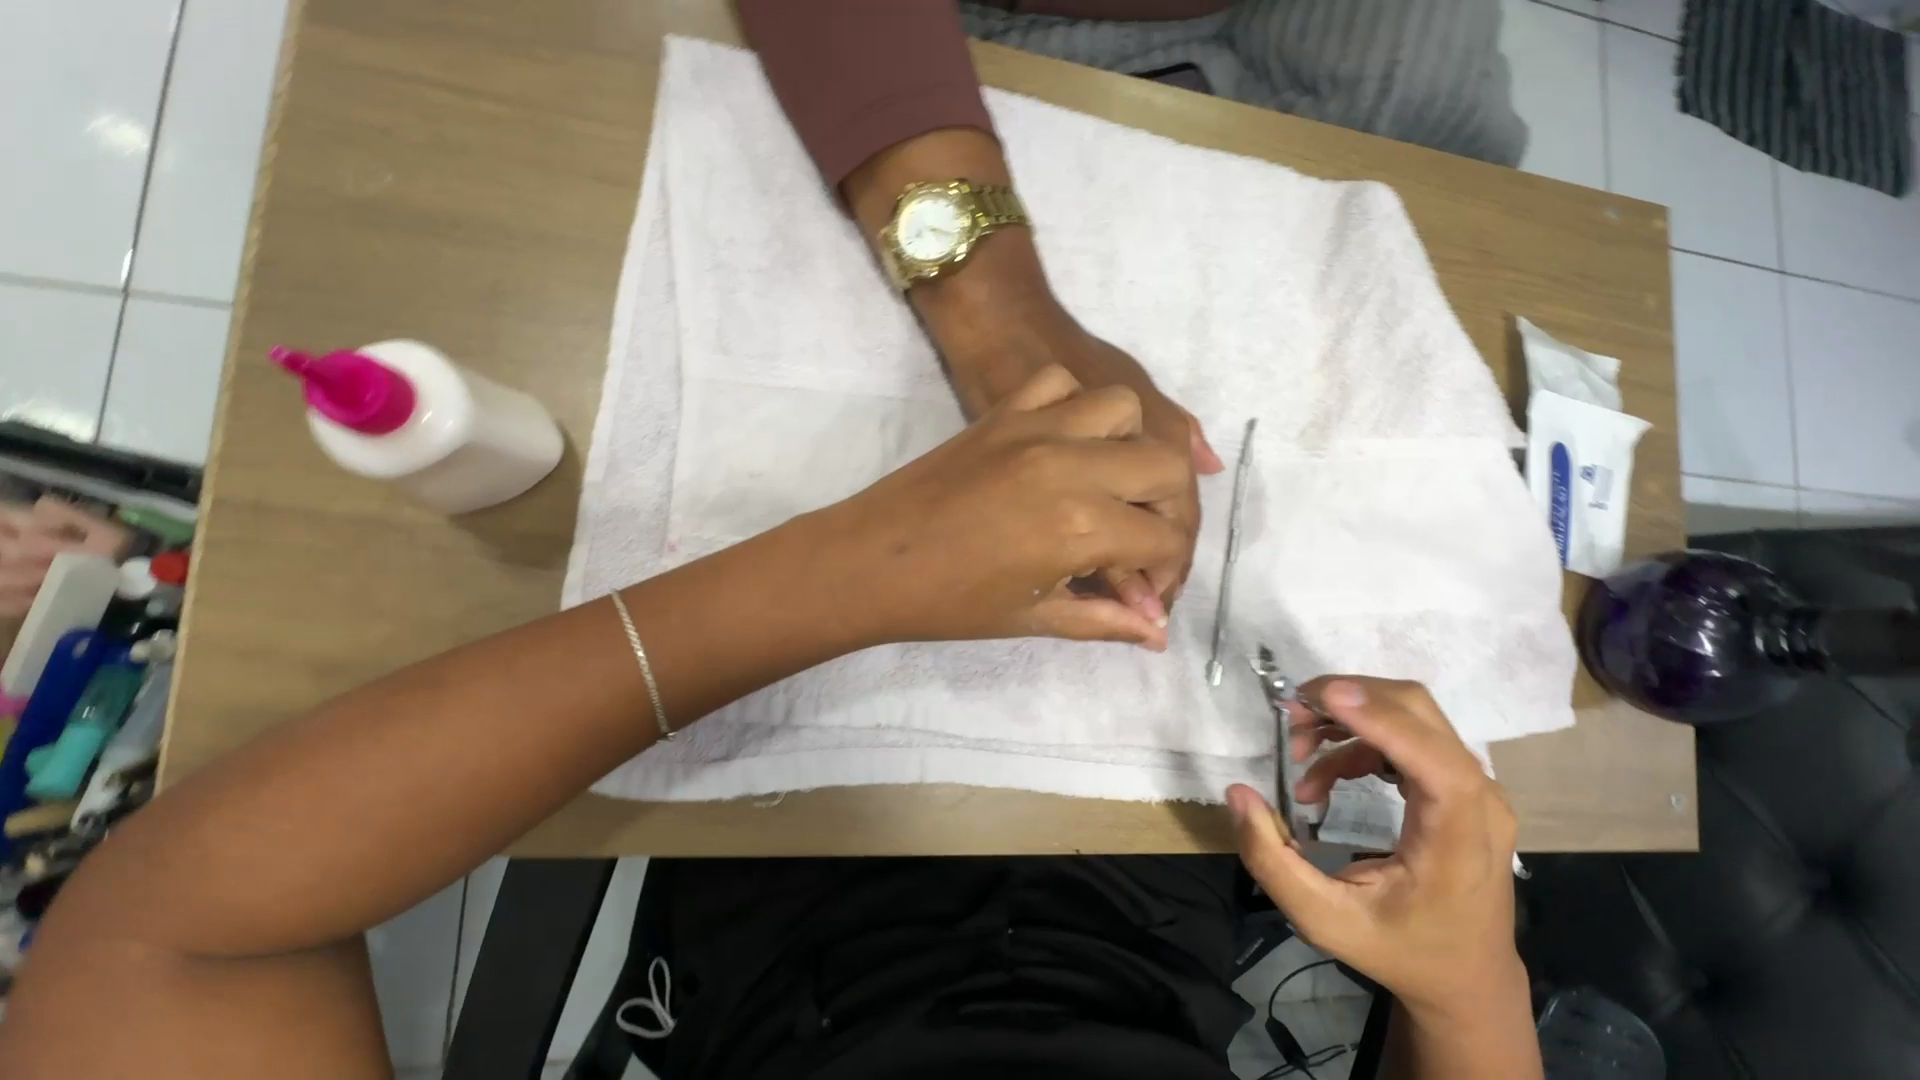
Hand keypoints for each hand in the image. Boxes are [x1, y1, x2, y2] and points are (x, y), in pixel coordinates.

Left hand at [839, 127, 1220, 613]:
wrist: (869, 561)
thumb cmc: (948, 602)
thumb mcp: (1033, 617)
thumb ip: (1105, 619)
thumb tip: (1157, 632)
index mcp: (1079, 526)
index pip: (1164, 539)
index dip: (1168, 571)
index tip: (1147, 590)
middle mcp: (1070, 464)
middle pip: (1166, 466)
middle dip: (1170, 510)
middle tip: (1141, 541)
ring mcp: (1036, 427)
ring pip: (1125, 408)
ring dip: (1133, 446)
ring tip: (1111, 487)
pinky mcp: (1004, 411)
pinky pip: (1060, 381)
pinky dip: (1077, 405)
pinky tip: (1067, 444)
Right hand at [1227, 677, 1528, 1026]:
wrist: (1464, 975)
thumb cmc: (1398, 949)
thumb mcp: (1322, 919)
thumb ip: (1272, 859)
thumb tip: (1240, 792)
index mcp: (1458, 841)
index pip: (1436, 763)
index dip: (1384, 722)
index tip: (1326, 698)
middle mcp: (1480, 802)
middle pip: (1420, 714)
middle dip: (1350, 700)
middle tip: (1290, 718)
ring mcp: (1476, 788)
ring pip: (1412, 715)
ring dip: (1348, 716)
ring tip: (1297, 750)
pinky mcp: (1462, 785)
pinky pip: (1409, 735)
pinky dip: (1360, 736)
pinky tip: (1325, 771)